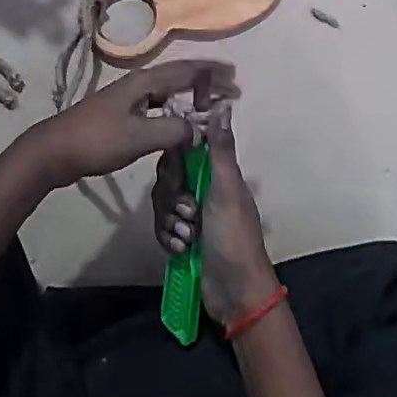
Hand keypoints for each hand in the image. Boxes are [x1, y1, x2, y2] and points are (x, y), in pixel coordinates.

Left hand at [22, 60, 237, 189]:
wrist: (53, 151)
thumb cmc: (96, 140)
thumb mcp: (139, 137)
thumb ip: (174, 131)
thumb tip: (200, 128)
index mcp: (145, 82)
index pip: (187, 71)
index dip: (213, 74)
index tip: (235, 81)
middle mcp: (140, 83)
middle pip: (181, 75)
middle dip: (208, 79)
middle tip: (232, 86)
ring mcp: (130, 97)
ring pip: (170, 89)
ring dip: (193, 92)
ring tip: (213, 101)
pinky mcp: (124, 113)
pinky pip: (160, 103)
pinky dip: (178, 106)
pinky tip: (181, 119)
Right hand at [153, 101, 279, 324]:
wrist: (235, 291)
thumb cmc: (233, 235)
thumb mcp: (228, 189)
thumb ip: (221, 149)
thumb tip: (223, 105)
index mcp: (215, 173)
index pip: (181, 153)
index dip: (173, 165)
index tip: (178, 180)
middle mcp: (202, 189)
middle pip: (167, 180)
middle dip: (171, 199)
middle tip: (190, 215)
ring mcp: (191, 215)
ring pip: (162, 204)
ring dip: (171, 222)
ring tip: (188, 237)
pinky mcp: (183, 237)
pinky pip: (161, 228)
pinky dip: (168, 239)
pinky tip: (181, 250)